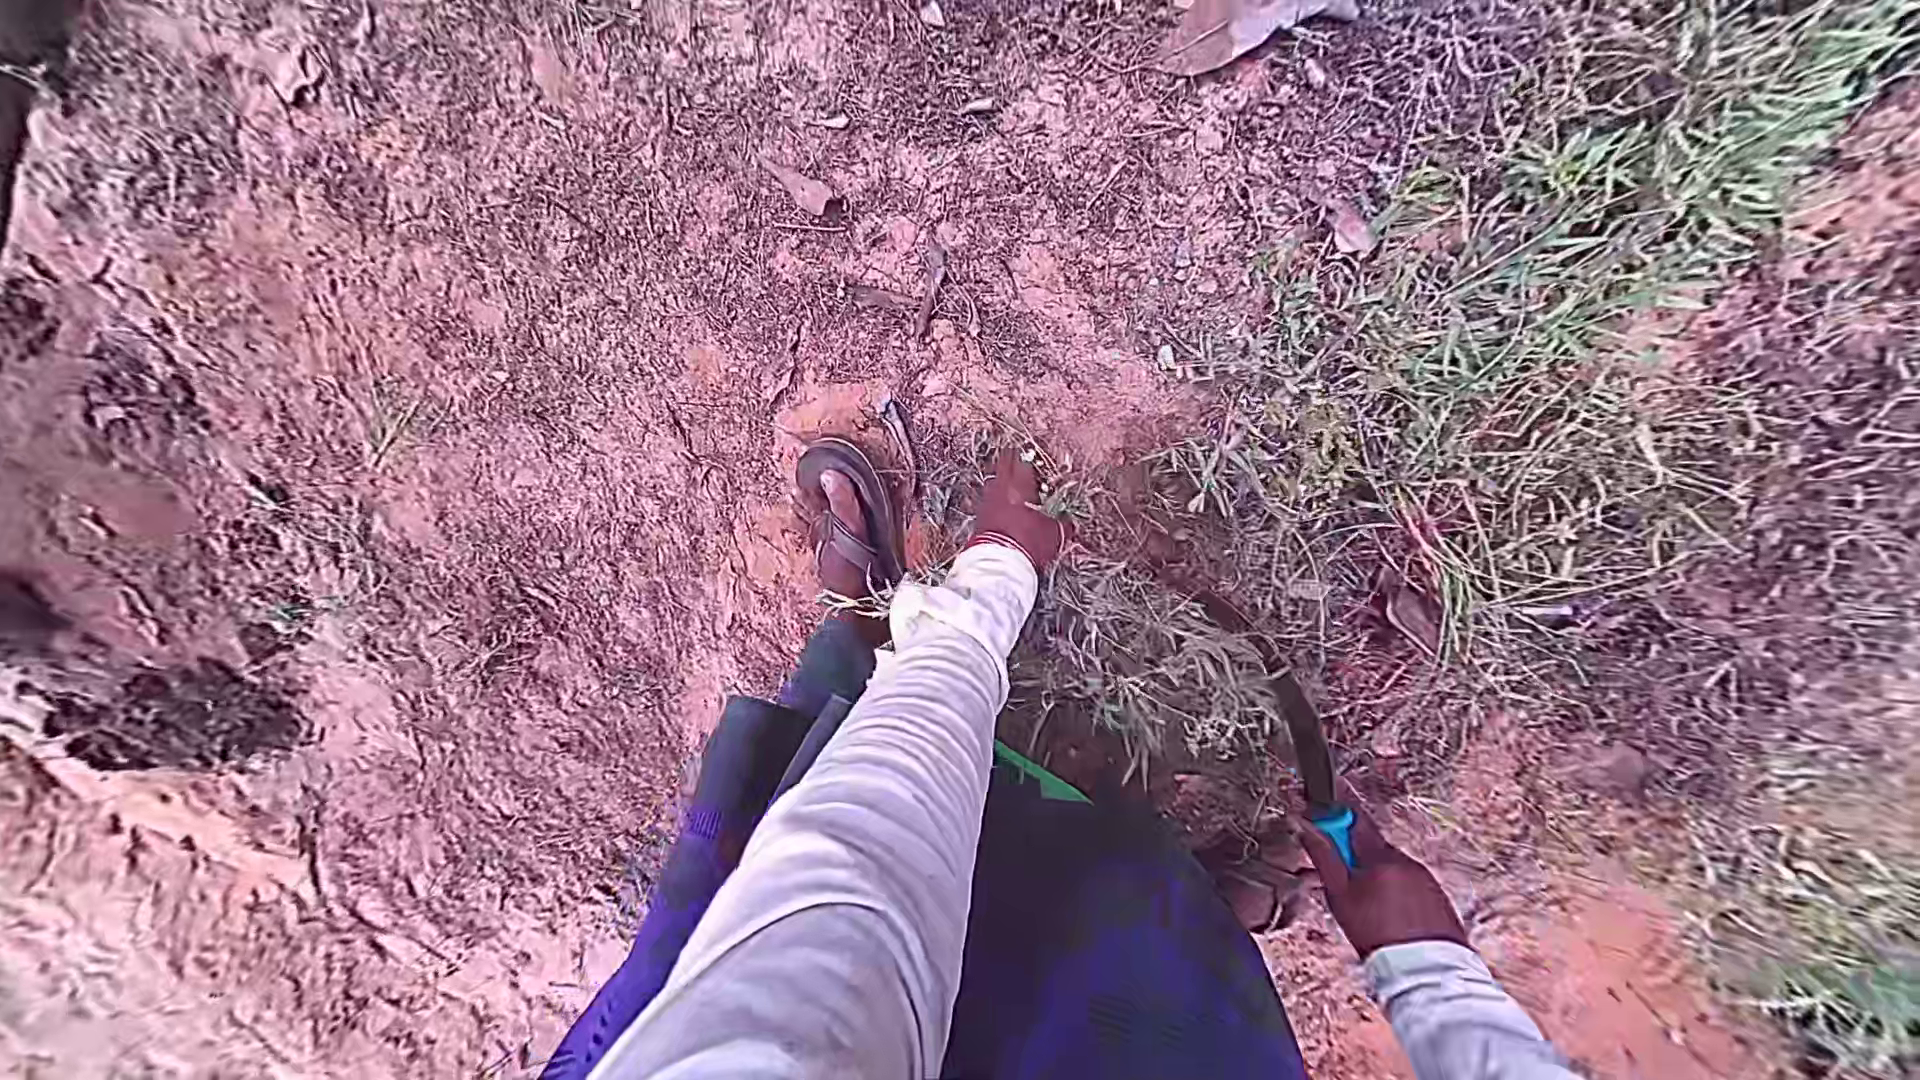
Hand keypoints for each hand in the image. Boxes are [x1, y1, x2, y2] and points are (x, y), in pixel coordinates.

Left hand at [972, 448, 1065, 569]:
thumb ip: (1061, 524)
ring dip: (1001, 483)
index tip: (1030, 452)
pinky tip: (1001, 509)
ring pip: (994, 485)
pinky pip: (988, 503)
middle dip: (1009, 464)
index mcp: (1019, 486)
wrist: (999, 563)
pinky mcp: (979, 520)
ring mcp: (986, 504)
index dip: (1027, 456)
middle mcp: (1000, 490)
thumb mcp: (1053, 534)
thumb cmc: (1027, 542)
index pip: (1023, 463)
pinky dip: (995, 502)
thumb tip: (1068, 524)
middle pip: (1003, 469)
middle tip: (1015, 459)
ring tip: (1009, 485)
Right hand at [1298, 804, 1468, 957]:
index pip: (1355, 818)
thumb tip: (1305, 826)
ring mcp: (1427, 881)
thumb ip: (1322, 854)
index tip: (1323, 832)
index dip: (1335, 820)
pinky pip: (1411, 883)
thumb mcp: (1339, 892)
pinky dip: (1397, 890)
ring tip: (1368, 903)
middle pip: (1373, 844)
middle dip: (1355, 855)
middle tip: (1342, 879)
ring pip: (1392, 865)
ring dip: (1376, 874)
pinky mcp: (1440, 900)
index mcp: (1381, 856)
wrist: (1427, 977)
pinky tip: (1389, 913)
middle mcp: (1408, 862)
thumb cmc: (1378, 934)